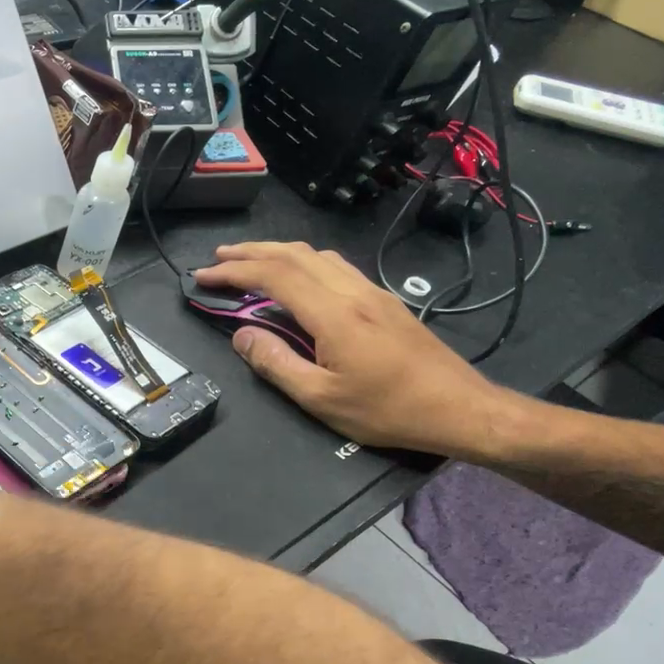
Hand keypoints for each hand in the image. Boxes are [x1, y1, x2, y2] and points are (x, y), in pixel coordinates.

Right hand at [193, 242, 523, 455]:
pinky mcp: (385, 302)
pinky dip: (302, 263)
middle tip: (217, 258)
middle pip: (296, 255)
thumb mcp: (319, 398)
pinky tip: (293, 277)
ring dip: (277, 253)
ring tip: (247, 262)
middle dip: (251, 252)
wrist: (460, 409)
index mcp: (335, 315)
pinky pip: (336, 268)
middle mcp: (354, 293)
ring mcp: (373, 294)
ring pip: (318, 256)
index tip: (204, 277)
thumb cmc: (386, 411)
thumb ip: (276, 363)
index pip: (275, 276)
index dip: (234, 271)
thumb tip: (242, 336)